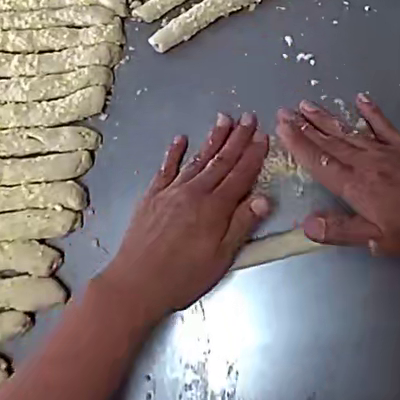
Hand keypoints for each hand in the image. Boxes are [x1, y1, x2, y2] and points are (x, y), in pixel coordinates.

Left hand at [95, 113, 271, 324]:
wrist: (136, 281)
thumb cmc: (183, 277)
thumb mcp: (221, 259)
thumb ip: (241, 226)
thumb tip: (264, 199)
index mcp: (215, 208)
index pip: (240, 175)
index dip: (253, 155)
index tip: (263, 136)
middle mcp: (194, 192)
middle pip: (221, 161)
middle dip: (238, 138)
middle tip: (249, 117)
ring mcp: (171, 190)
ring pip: (197, 159)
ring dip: (212, 139)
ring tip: (224, 119)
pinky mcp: (152, 194)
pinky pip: (166, 167)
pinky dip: (174, 152)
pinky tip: (180, 139)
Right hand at [278, 95, 399, 258]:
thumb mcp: (379, 240)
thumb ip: (341, 230)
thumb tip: (305, 225)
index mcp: (356, 186)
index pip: (319, 161)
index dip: (298, 144)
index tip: (281, 127)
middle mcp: (366, 163)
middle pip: (329, 142)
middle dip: (304, 127)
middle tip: (284, 111)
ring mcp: (385, 152)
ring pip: (348, 131)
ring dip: (326, 118)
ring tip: (306, 105)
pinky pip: (382, 126)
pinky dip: (370, 112)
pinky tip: (360, 99)